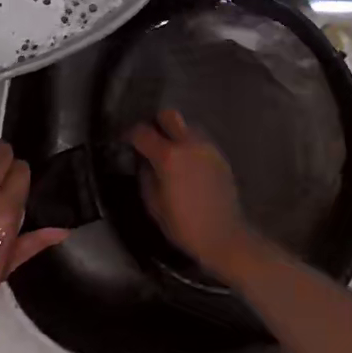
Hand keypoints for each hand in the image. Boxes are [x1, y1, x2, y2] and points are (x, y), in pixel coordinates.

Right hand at [127, 109, 259, 276]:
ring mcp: (206, 147)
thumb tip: (143, 162)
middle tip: (151, 140)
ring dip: (176, 134)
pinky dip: (190, 146)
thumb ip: (145, 177)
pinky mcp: (219, 155)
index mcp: (168, 157)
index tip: (125, 141)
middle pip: (169, 115)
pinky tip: (189, 165)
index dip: (130, 134)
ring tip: (172, 154)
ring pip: (186, 126)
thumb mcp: (155, 207)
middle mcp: (188, 144)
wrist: (226, 236)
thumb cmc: (185, 226)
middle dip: (156, 123)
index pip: (142, 132)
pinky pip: (200, 141)